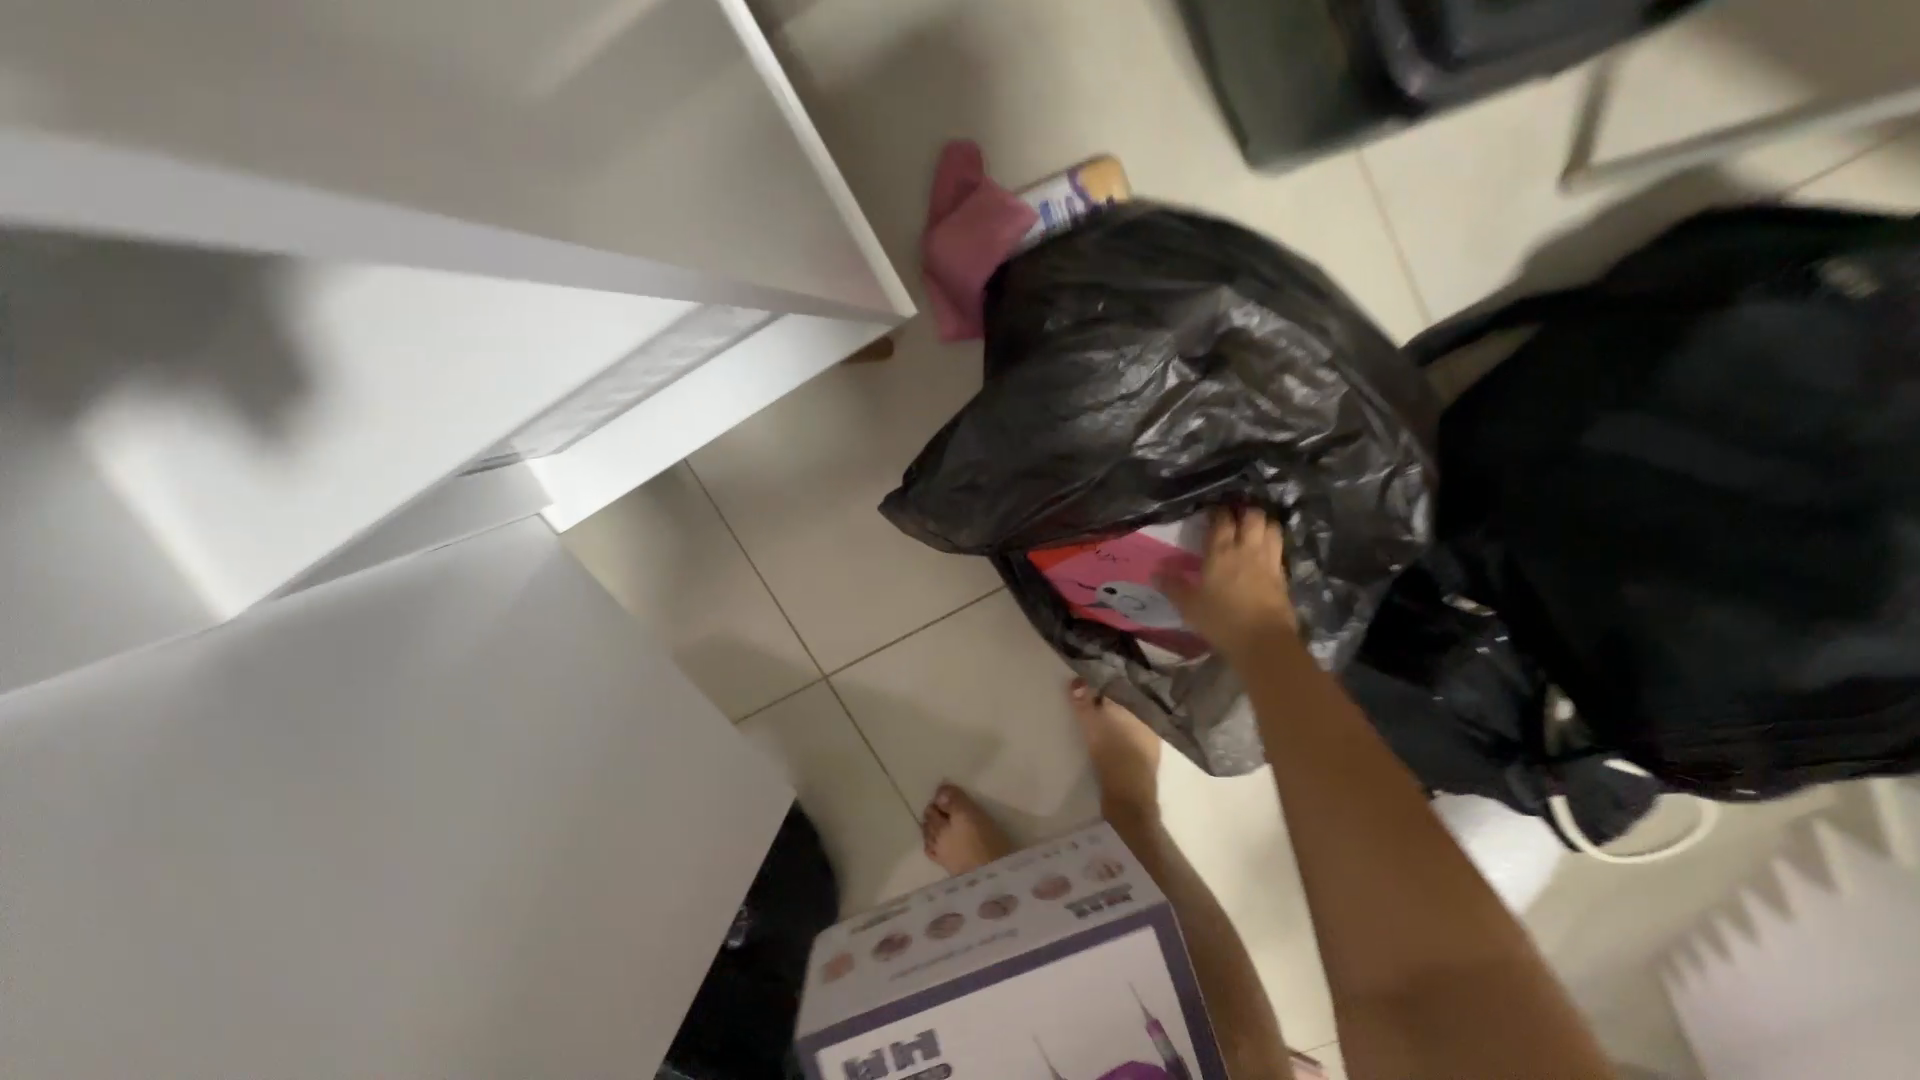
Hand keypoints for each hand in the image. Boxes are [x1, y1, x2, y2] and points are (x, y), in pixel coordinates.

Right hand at [1160, 507, 1297, 657]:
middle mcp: (1248, 550)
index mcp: (1222, 552)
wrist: (1263, 641)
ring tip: (1253, 531)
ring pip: (1272, 528)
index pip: (1222, 520)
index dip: (1217, 512)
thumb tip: (1155, 573)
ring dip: (1263, 524)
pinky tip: (1264, 554)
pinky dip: (1272, 545)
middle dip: (1245, 512)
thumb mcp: (1189, 607)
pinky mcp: (1283, 576)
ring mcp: (1269, 561)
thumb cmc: (1221, 621)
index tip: (1211, 513)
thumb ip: (1173, 587)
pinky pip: (1279, 550)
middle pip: (1253, 516)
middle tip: (1235, 518)